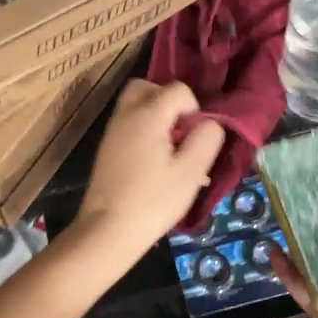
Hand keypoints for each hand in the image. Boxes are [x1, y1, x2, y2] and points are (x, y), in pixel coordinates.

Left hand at [73, 79, 226, 268]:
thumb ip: (206, 140)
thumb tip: (211, 123)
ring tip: (171, 149)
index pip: (178, 89)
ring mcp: (112, 131)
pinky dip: (144, 130)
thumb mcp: (191, 172)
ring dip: (156, 116)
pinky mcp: (106, 148)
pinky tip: (155, 163)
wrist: (107, 230)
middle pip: (148, 87)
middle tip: (182, 132)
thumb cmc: (153, 200)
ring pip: (135, 105)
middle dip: (169, 102)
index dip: (194, 108)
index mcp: (148, 114)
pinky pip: (128, 124)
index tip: (195, 137)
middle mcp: (126, 114)